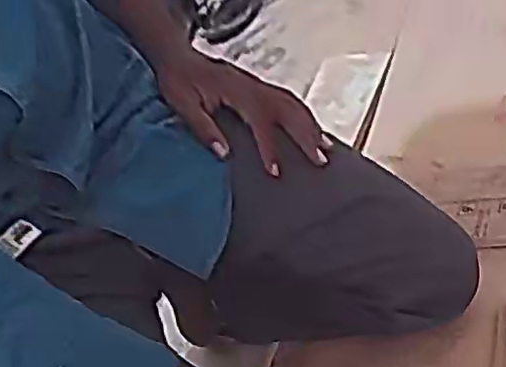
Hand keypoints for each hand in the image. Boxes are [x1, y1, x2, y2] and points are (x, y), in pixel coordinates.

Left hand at [153, 52, 327, 176]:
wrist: (178, 56)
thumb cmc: (179, 80)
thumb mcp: (182, 103)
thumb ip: (203, 127)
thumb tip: (224, 153)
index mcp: (235, 91)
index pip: (259, 121)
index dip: (269, 147)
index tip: (276, 172)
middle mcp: (252, 87)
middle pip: (287, 111)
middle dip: (306, 136)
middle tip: (320, 160)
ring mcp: (259, 87)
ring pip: (293, 105)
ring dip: (312, 127)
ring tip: (327, 149)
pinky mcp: (261, 90)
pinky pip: (289, 102)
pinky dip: (306, 118)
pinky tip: (316, 133)